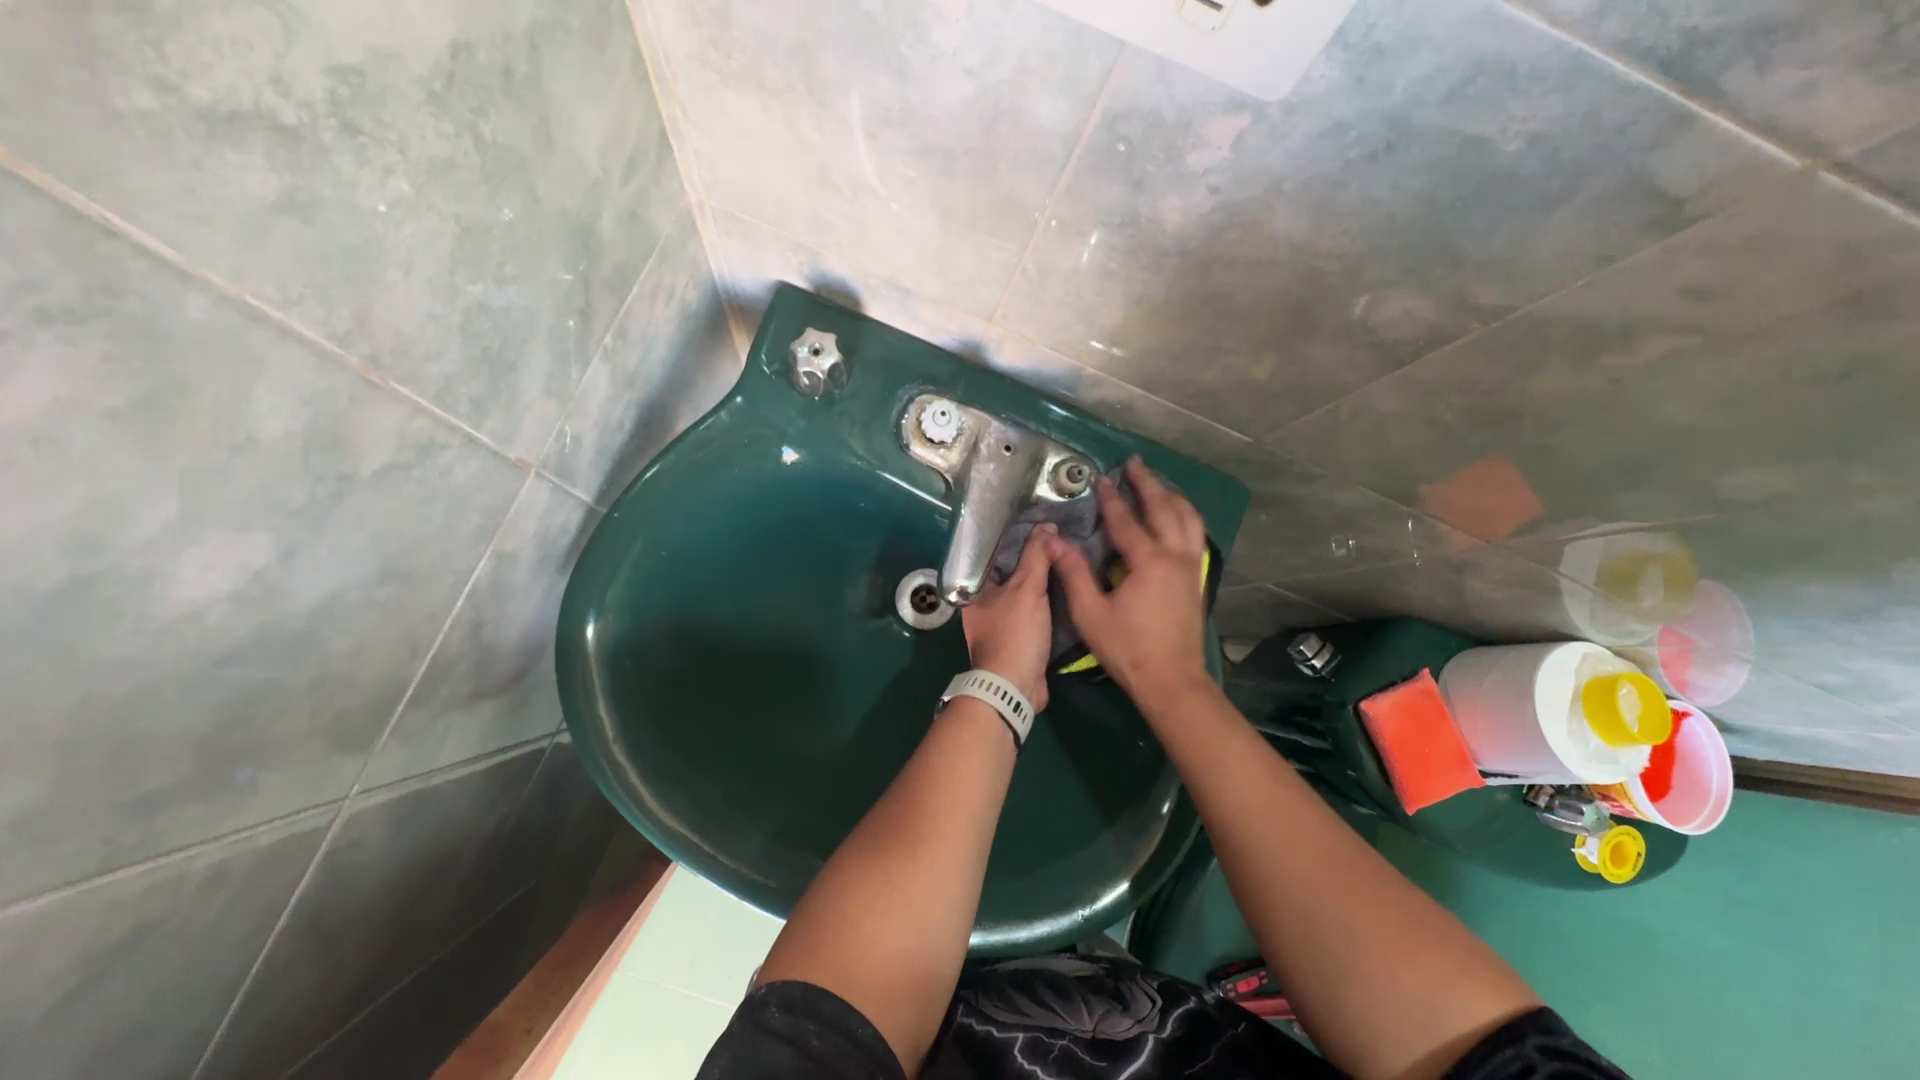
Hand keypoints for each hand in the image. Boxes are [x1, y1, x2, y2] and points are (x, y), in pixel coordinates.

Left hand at [961, 524, 1055, 711]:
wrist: (1015, 687)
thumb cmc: (1015, 633)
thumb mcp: (1027, 589)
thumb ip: (1037, 556)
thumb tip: (1047, 527)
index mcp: (977, 590)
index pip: (998, 555)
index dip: (1021, 539)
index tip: (1046, 526)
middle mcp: (984, 606)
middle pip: (1013, 574)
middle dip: (1036, 561)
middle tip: (1064, 541)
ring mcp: (1001, 625)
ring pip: (1026, 595)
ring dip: (1045, 583)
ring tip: (1070, 561)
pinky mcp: (1019, 640)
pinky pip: (1035, 614)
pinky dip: (1049, 604)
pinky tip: (1068, 592)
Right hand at [1046, 458, 1209, 704]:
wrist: (1172, 681)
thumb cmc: (1128, 649)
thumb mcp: (1091, 613)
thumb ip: (1073, 573)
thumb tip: (1053, 541)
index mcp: (1149, 562)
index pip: (1126, 521)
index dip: (1111, 498)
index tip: (1101, 478)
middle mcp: (1176, 556)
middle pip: (1164, 508)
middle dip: (1148, 483)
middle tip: (1134, 463)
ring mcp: (1192, 567)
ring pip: (1189, 518)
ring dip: (1172, 496)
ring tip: (1158, 483)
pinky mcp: (1197, 580)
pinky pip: (1196, 534)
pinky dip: (1186, 516)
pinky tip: (1178, 518)